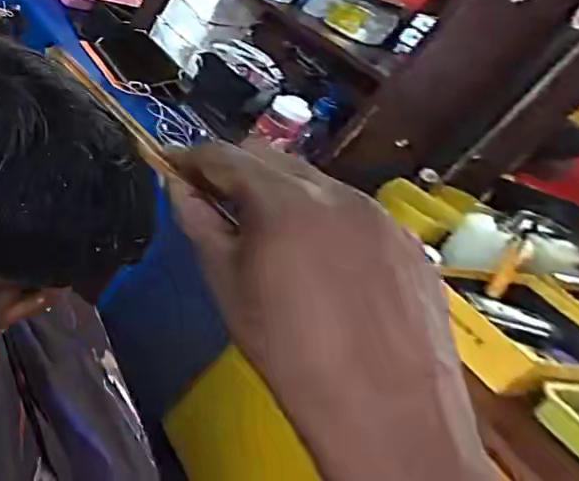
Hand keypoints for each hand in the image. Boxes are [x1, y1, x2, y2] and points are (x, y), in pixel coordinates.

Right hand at [167, 143, 489, 480]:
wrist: (391, 424)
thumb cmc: (288, 349)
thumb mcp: (223, 277)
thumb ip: (195, 217)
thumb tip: (176, 183)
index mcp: (285, 199)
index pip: (222, 153)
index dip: (189, 157)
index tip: (169, 167)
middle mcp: (337, 194)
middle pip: (267, 156)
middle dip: (232, 168)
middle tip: (210, 197)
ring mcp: (381, 218)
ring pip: (309, 178)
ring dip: (276, 189)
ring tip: (262, 229)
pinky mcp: (409, 246)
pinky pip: (349, 209)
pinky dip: (318, 214)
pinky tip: (313, 255)